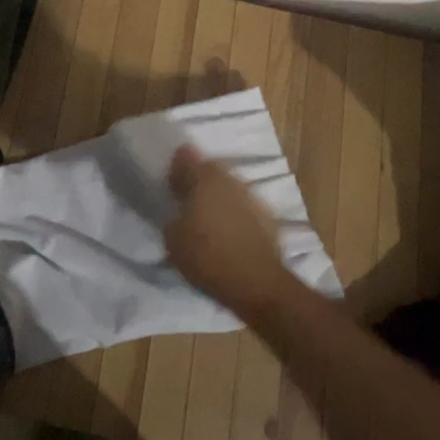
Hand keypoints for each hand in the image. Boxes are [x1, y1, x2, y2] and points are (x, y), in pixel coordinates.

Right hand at [164, 145, 294, 319]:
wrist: (257, 283)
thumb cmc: (207, 257)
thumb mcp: (173, 239)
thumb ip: (173, 214)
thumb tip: (178, 208)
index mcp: (203, 178)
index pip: (186, 157)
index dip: (177, 166)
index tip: (171, 179)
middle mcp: (229, 179)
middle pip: (210, 169)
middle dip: (199, 179)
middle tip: (189, 198)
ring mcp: (251, 195)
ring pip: (229, 186)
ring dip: (219, 195)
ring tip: (210, 217)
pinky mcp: (268, 215)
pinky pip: (244, 205)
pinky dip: (235, 212)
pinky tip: (230, 230)